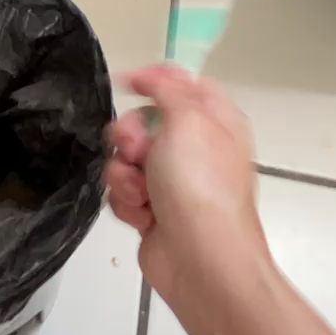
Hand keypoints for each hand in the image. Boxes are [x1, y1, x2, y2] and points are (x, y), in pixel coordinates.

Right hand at [104, 65, 264, 307]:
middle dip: (129, 136)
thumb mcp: (187, 120)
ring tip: (141, 194)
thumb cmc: (200, 186)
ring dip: (124, 174)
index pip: (184, 84)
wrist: (200, 261)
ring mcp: (172, 181)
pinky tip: (142, 215)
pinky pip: (122, 189)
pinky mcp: (152, 208)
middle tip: (136, 151)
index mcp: (213, 121)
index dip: (155, 79)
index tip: (128, 83)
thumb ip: (167, 87)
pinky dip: (125, 200)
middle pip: (143, 121)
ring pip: (125, 157)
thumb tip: (150, 74)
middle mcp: (194, 148)